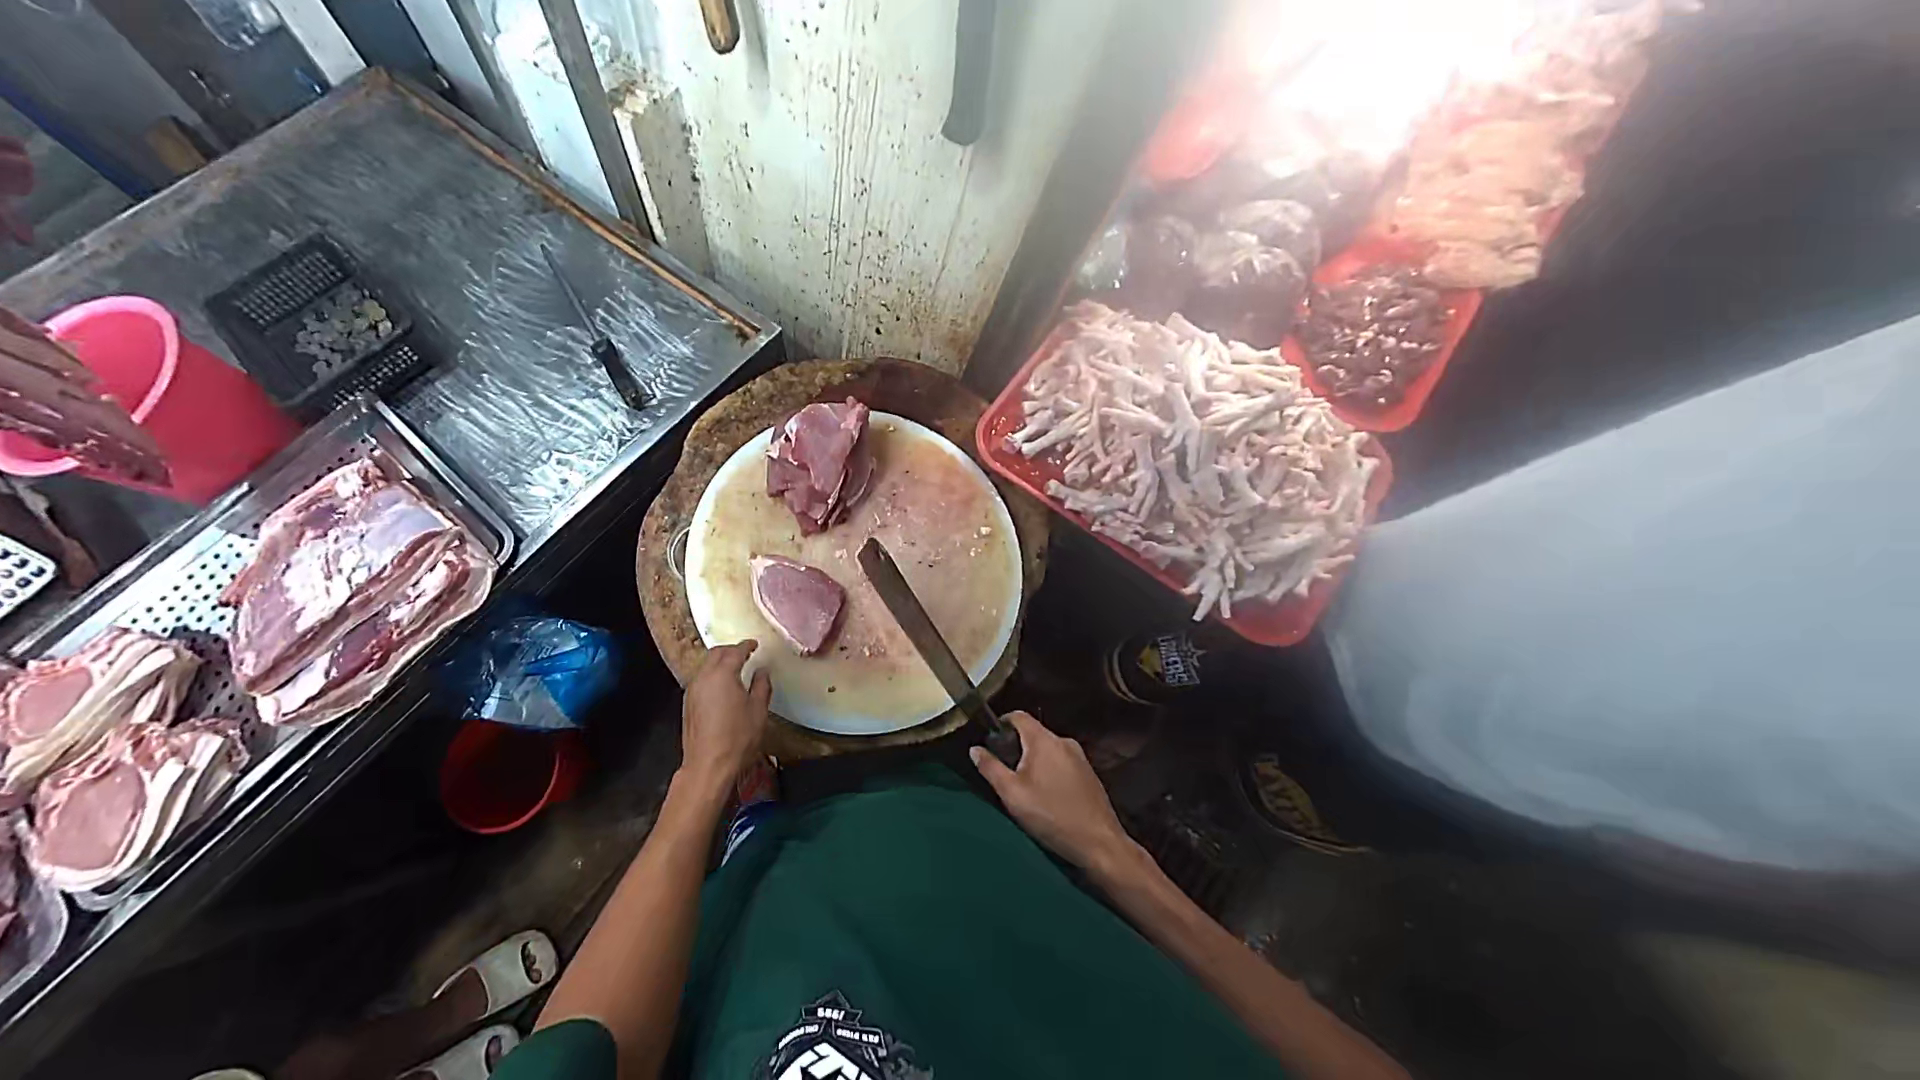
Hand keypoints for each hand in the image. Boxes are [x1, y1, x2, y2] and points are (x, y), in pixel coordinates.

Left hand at [680, 640, 770, 791]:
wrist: (708, 765)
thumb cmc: (737, 737)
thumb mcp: (758, 710)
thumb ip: (761, 685)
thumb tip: (762, 672)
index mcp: (723, 674)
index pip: (735, 651)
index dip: (746, 646)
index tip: (754, 645)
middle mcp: (704, 678)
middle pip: (716, 654)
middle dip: (730, 650)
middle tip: (745, 653)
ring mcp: (692, 691)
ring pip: (706, 666)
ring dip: (720, 662)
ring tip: (735, 668)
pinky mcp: (688, 704)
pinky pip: (701, 680)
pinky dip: (713, 675)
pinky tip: (723, 686)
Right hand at [970, 711, 1139, 874]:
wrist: (1098, 842)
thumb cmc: (1052, 816)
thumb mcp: (1012, 794)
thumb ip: (990, 768)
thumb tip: (975, 749)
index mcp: (1044, 740)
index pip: (1018, 715)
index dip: (1001, 723)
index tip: (990, 740)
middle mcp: (1064, 742)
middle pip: (1033, 734)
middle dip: (1016, 748)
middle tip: (1005, 773)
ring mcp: (1080, 757)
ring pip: (1048, 750)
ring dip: (1033, 763)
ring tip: (1025, 789)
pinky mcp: (1088, 774)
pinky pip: (1062, 763)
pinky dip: (1050, 772)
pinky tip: (1047, 797)